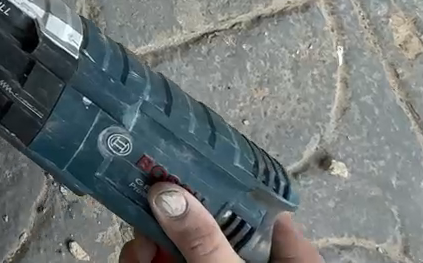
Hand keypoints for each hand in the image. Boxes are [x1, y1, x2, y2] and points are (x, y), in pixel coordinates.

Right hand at [119, 184, 321, 262]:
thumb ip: (205, 241)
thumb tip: (167, 190)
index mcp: (290, 262)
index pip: (258, 208)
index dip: (214, 184)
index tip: (169, 170)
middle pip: (209, 226)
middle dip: (165, 225)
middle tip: (139, 229)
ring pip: (182, 251)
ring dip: (150, 250)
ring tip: (132, 258)